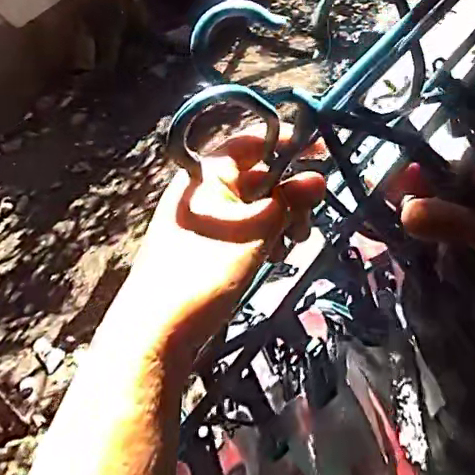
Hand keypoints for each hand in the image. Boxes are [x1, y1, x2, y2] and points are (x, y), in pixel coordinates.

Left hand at [105, 132, 325, 363]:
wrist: (153, 334)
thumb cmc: (204, 272)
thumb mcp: (258, 231)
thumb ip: (290, 201)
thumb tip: (317, 178)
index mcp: (209, 171)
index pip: (255, 140)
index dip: (290, 142)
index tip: (321, 151)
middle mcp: (203, 187)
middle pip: (259, 174)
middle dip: (290, 192)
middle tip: (309, 215)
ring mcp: (202, 216)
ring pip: (255, 203)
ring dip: (280, 217)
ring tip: (291, 242)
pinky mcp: (203, 243)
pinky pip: (243, 225)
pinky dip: (264, 234)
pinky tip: (273, 255)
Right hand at [397, 171, 474, 337]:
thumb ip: (451, 219)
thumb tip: (404, 208)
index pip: (448, 172)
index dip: (419, 177)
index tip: (386, 189)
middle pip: (440, 203)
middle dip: (413, 210)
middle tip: (378, 222)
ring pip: (442, 234)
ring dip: (419, 240)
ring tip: (383, 245)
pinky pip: (450, 263)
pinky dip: (433, 266)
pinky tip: (408, 271)